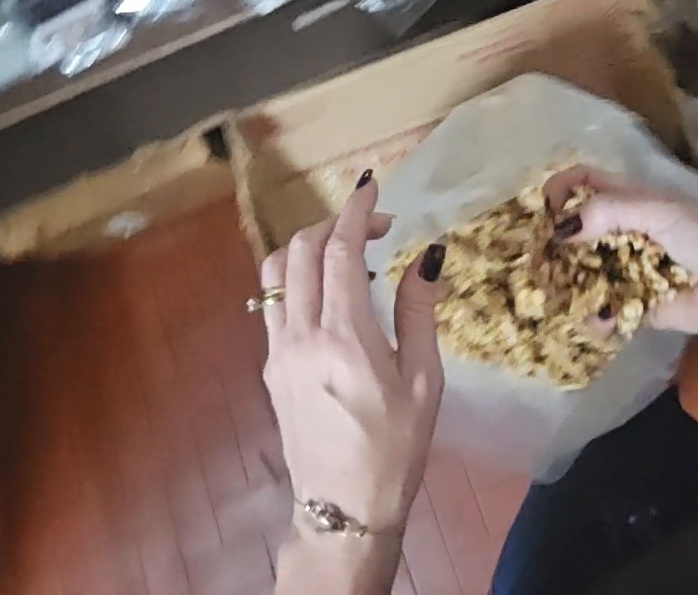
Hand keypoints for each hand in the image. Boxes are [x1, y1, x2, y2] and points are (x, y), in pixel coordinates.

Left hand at [260, 172, 445, 538]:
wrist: (343, 510)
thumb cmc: (396, 448)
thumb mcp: (424, 381)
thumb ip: (419, 311)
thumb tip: (427, 255)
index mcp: (343, 338)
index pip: (340, 251)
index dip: (355, 211)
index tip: (370, 186)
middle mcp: (300, 335)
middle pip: (301, 249)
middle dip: (334, 222)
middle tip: (373, 226)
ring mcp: (277, 350)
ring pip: (276, 271)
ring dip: (308, 245)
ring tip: (347, 253)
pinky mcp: (270, 365)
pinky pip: (273, 300)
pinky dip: (298, 276)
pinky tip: (330, 292)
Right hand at [543, 164, 697, 341]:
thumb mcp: (656, 211)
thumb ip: (607, 212)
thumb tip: (561, 229)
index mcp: (629, 199)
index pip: (584, 182)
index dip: (561, 189)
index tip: (544, 208)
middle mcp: (623, 231)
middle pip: (577, 230)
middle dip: (556, 242)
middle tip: (539, 259)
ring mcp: (628, 269)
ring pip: (586, 272)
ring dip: (570, 283)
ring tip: (557, 293)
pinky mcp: (638, 306)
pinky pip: (608, 310)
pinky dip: (598, 317)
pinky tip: (597, 319)